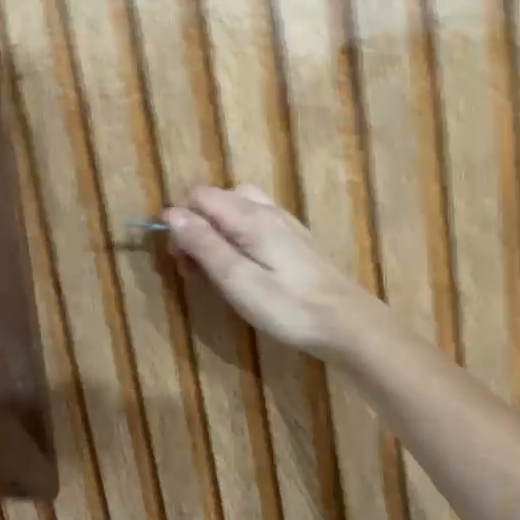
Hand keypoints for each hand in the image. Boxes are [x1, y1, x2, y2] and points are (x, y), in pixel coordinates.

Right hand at [163, 184, 376, 354]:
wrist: (348, 324)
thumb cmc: (289, 307)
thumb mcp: (237, 280)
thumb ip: (203, 244)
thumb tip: (171, 213)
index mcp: (249, 217)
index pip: (199, 195)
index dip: (179, 220)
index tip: (179, 257)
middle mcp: (266, 211)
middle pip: (216, 198)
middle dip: (195, 225)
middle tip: (194, 269)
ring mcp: (283, 223)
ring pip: (236, 208)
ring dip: (215, 230)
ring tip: (214, 267)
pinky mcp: (294, 239)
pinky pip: (254, 221)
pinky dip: (236, 236)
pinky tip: (242, 265)